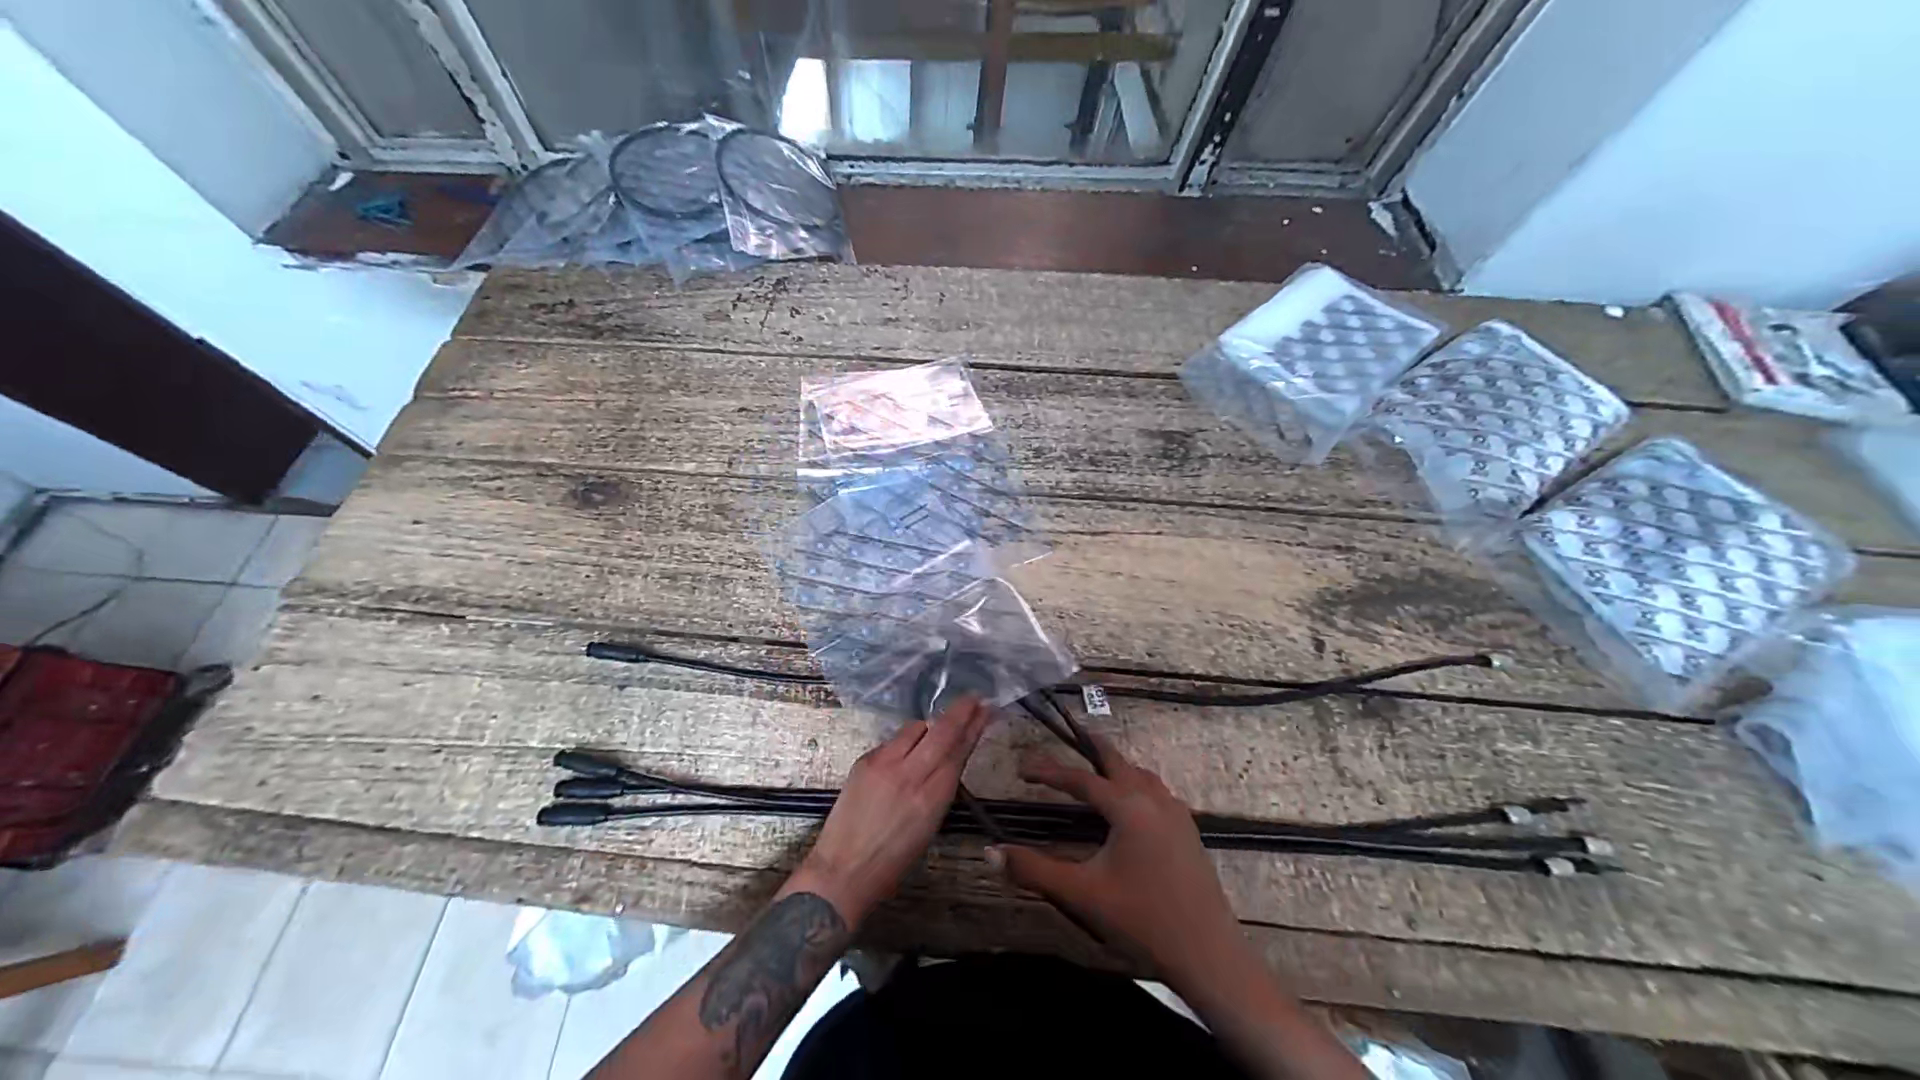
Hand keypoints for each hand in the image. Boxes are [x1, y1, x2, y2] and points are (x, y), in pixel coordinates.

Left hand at [788, 698, 994, 924]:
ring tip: (936, 732)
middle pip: (941, 730)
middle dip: (960, 711)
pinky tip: (905, 754)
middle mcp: (910, 773)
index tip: (986, 709)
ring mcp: (884, 762)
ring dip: (929, 727)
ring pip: (915, 728)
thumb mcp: (930, 825)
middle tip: (974, 698)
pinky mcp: (864, 760)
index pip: (959, 750)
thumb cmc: (893, 860)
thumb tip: (951, 758)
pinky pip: (892, 741)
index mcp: (932, 796)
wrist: (844, 870)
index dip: (974, 727)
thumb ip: (942, 787)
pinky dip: (905, 743)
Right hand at [990, 736, 1247, 986]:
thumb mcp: (1081, 894)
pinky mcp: (1189, 833)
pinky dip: (1136, 784)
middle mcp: (1154, 800)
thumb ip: (1033, 870)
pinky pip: (1157, 793)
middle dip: (1092, 747)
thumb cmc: (1142, 920)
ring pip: (1142, 776)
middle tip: (1071, 734)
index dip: (1048, 771)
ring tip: (1097, 770)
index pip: (1080, 778)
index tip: (1022, 768)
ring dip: (1117, 767)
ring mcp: (1177, 815)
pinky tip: (1132, 806)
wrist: (1209, 955)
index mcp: (1128, 807)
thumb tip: (989, 852)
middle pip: (1118, 762)